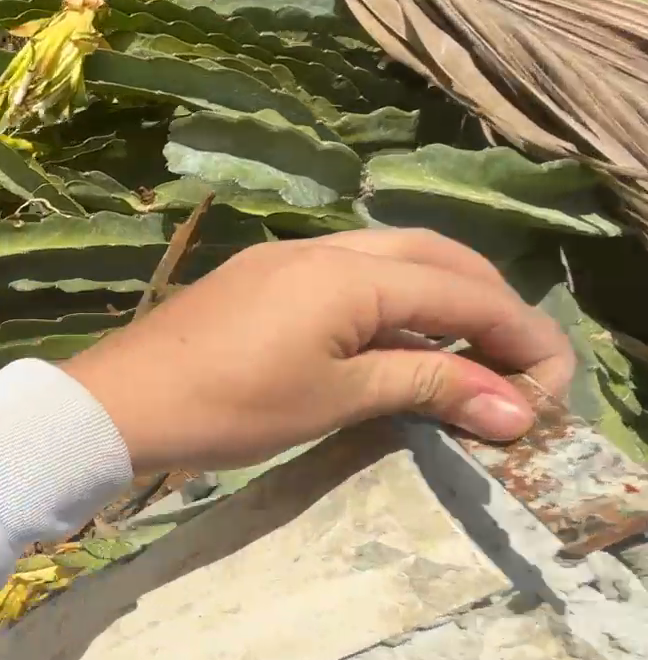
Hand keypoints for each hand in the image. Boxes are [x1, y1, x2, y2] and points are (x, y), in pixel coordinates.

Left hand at [60, 229, 575, 474]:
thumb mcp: (333, 401)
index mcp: (347, 274)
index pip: (466, 294)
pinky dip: (370, 303)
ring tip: (447, 357)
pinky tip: (373, 344)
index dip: (521, 341)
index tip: (546, 392)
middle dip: (480, 304)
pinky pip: (328, 278)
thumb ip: (427, 388)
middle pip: (429, 259)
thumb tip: (517, 408)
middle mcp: (313, 251)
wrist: (113, 405)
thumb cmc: (223, 407)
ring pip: (377, 262)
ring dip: (425, 299)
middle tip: (504, 363)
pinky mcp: (240, 281)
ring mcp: (270, 262)